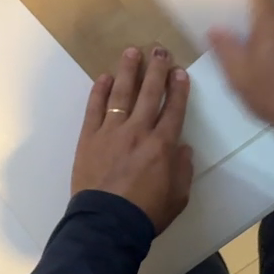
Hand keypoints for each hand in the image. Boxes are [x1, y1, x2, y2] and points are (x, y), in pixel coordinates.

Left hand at [71, 45, 194, 232]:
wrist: (107, 224)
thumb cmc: (146, 213)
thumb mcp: (178, 196)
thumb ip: (183, 170)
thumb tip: (183, 148)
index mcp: (162, 145)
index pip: (174, 109)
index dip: (179, 89)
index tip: (180, 72)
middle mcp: (138, 131)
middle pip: (149, 94)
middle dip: (156, 70)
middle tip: (159, 50)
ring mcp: (111, 131)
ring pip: (121, 94)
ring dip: (128, 71)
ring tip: (132, 52)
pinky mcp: (89, 137)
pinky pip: (94, 109)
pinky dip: (99, 91)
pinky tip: (104, 77)